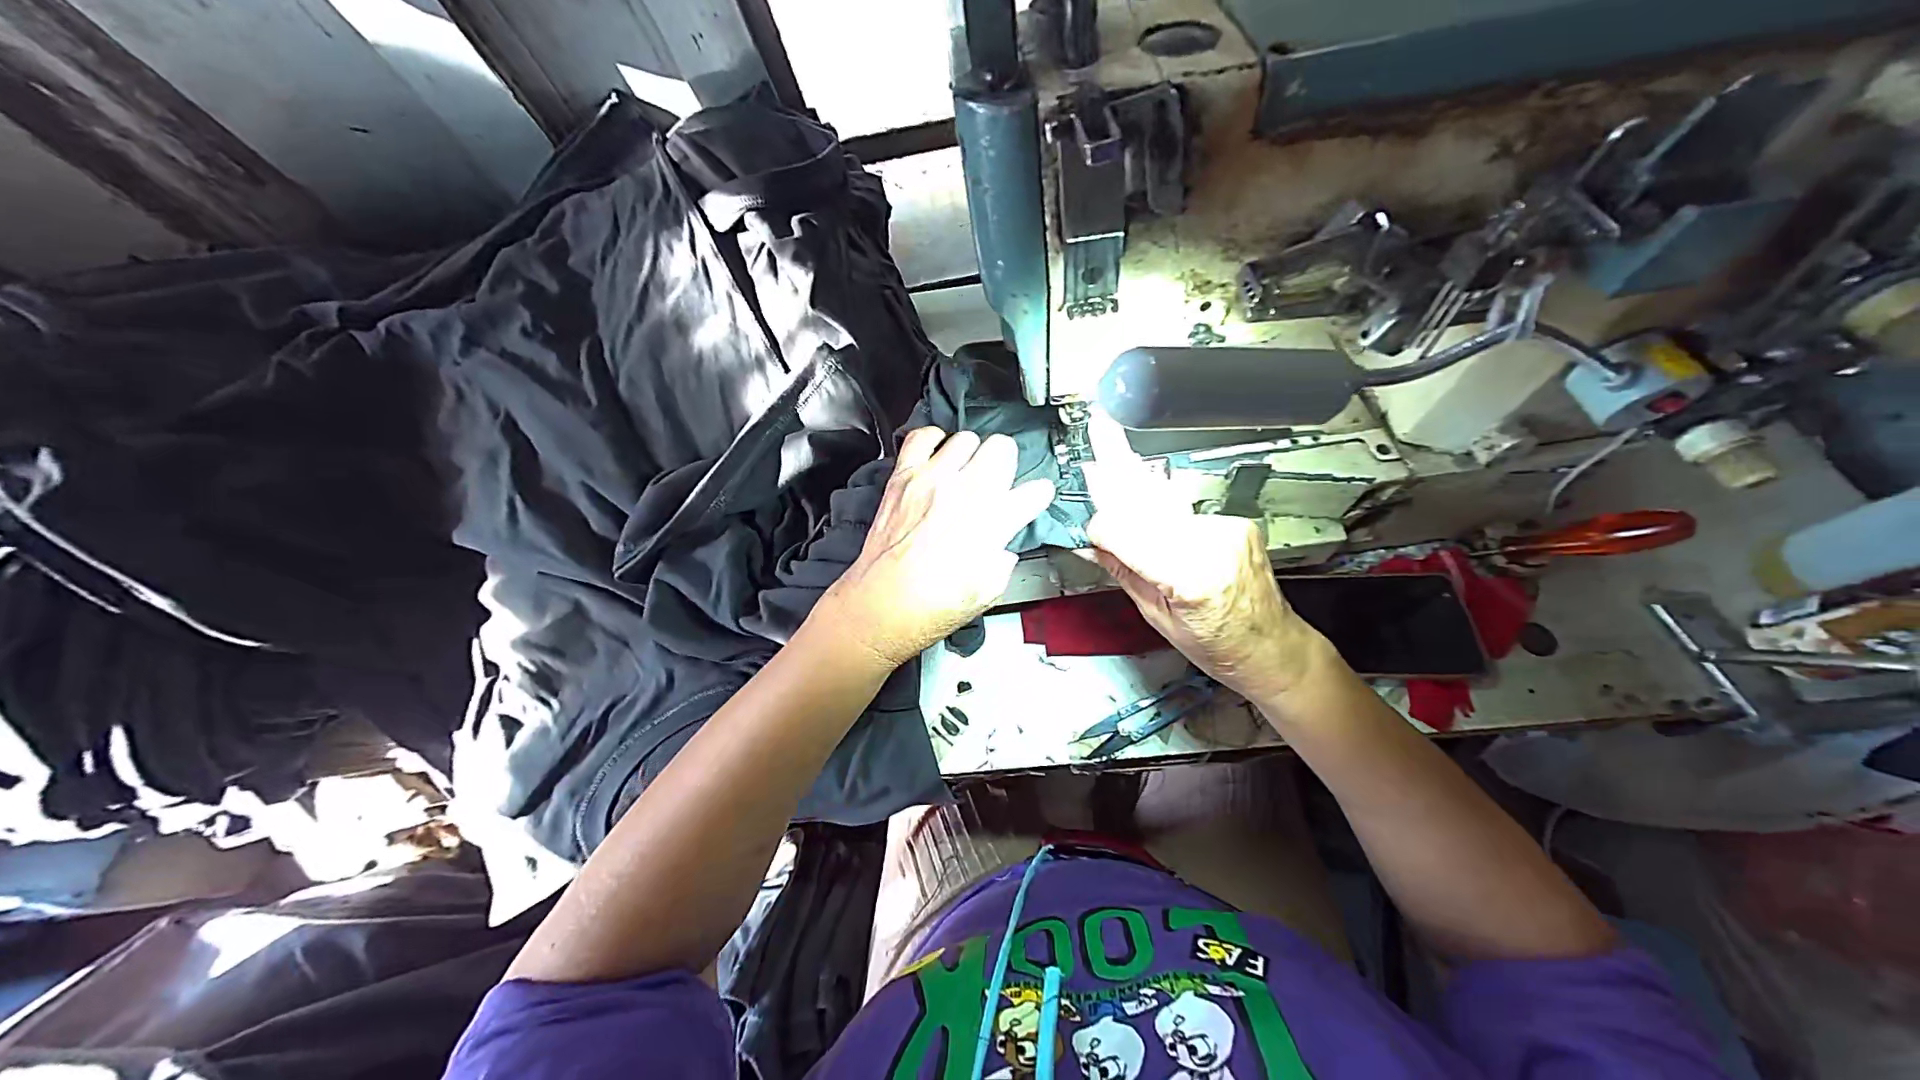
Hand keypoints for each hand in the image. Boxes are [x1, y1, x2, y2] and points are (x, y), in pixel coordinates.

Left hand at [814, 428, 1055, 670]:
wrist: (884, 604)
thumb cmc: (930, 604)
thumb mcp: (988, 591)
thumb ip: (1003, 561)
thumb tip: (1003, 551)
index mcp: (995, 520)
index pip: (1034, 492)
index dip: (1037, 495)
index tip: (1032, 498)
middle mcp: (967, 492)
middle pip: (1002, 449)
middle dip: (1005, 463)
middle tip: (998, 478)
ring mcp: (934, 480)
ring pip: (966, 439)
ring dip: (970, 453)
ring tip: (966, 470)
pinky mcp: (904, 477)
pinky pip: (922, 437)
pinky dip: (933, 441)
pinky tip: (937, 454)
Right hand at [1082, 415, 1331, 702]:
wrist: (1271, 645)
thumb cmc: (1221, 644)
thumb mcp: (1157, 617)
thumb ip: (1125, 572)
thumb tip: (1095, 545)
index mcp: (1191, 579)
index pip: (1127, 535)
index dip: (1103, 531)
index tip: (1089, 527)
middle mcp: (1213, 545)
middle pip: (1150, 500)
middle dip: (1119, 466)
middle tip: (1100, 427)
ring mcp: (1228, 530)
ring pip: (1167, 501)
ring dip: (1137, 479)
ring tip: (1111, 442)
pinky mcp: (1235, 523)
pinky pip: (1186, 509)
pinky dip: (1162, 505)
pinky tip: (1147, 497)